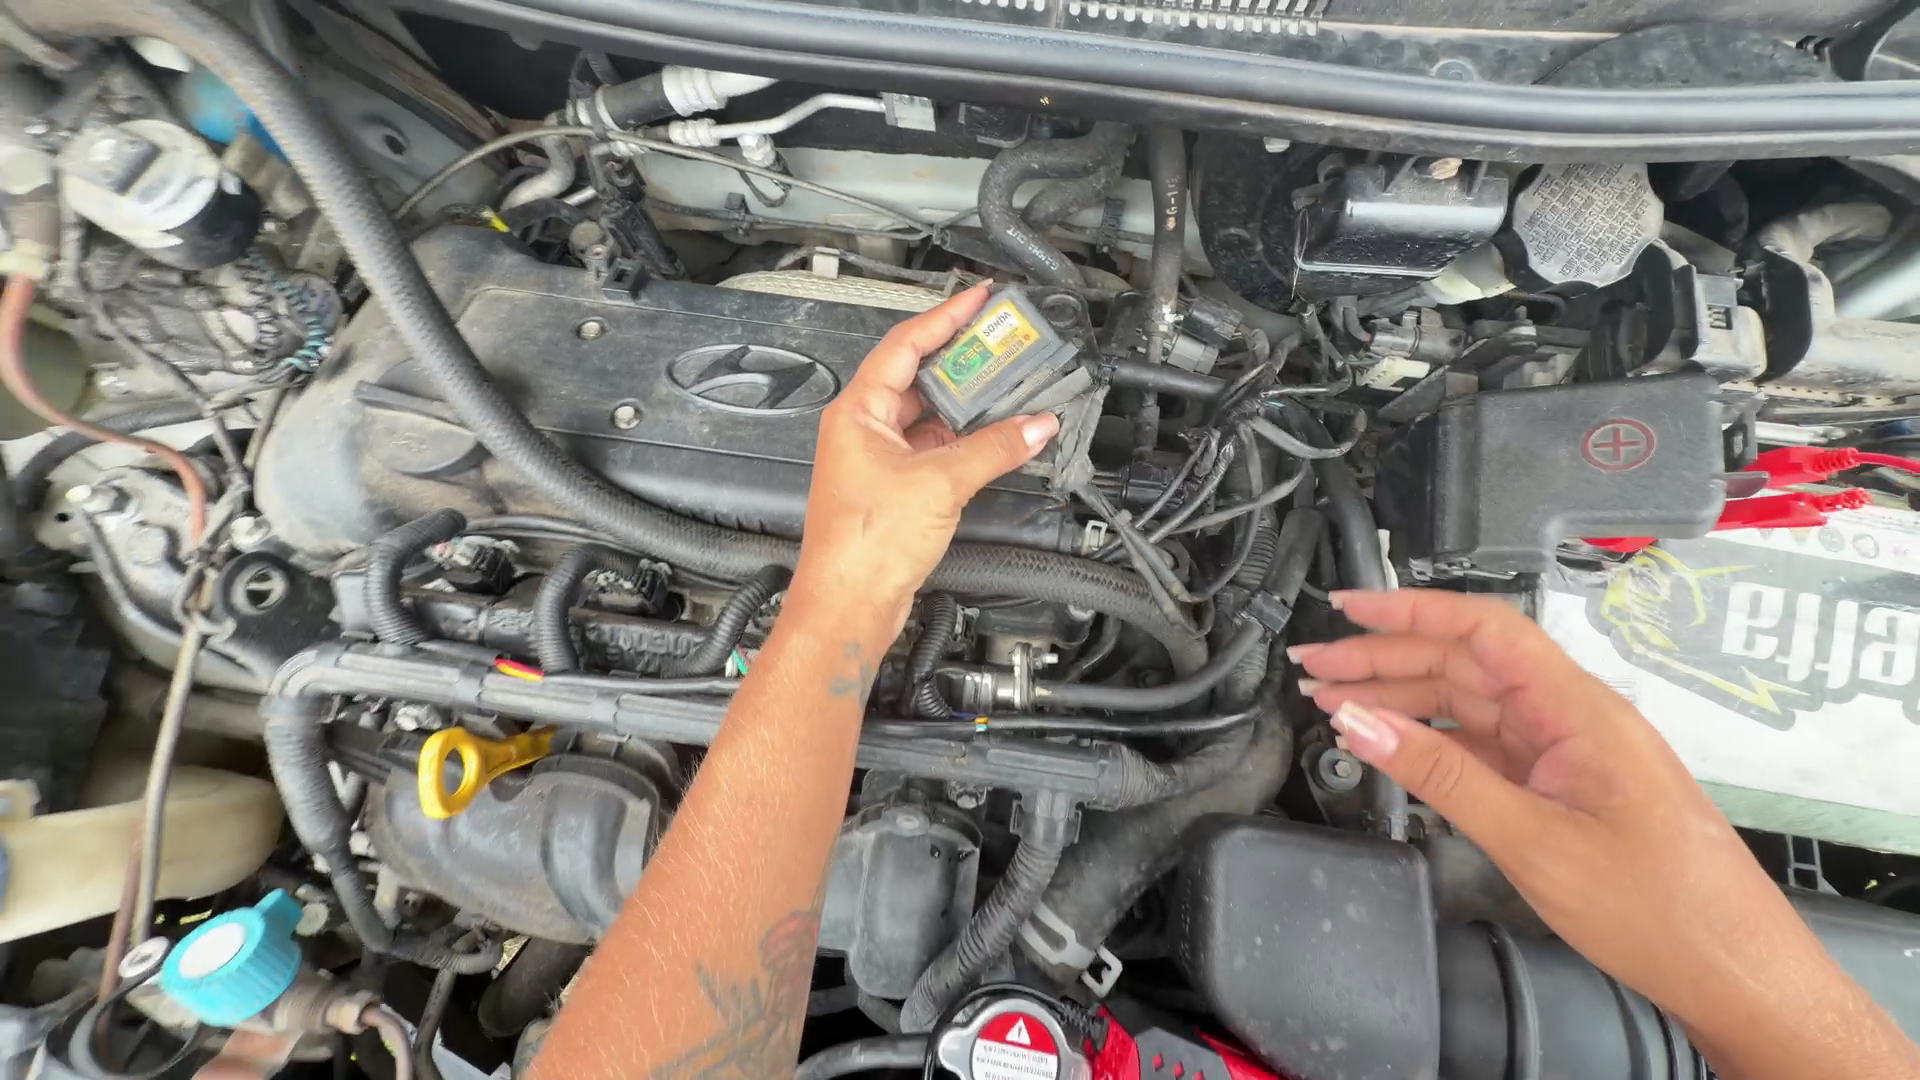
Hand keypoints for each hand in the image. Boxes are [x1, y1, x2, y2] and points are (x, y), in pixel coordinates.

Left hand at [794, 286, 1058, 627]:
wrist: (849, 602)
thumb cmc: (863, 545)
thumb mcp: (940, 484)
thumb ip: (994, 449)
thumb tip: (1033, 426)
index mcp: (858, 412)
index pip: (905, 345)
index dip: (944, 317)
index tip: (976, 300)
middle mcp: (863, 430)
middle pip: (918, 377)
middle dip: (961, 361)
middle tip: (999, 343)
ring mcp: (878, 459)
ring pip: (928, 416)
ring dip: (965, 405)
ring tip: (1005, 387)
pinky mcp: (893, 487)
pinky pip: (933, 449)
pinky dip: (963, 441)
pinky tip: (991, 438)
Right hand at [1294, 590, 1919, 1078]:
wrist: (1739, 983)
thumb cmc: (1659, 912)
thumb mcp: (1532, 840)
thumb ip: (1436, 774)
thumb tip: (1357, 723)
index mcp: (1577, 710)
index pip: (1483, 629)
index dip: (1408, 609)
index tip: (1347, 608)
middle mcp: (1565, 715)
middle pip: (1457, 662)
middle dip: (1377, 657)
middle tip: (1311, 667)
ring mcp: (1555, 746)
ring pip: (1457, 699)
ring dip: (1390, 696)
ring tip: (1327, 699)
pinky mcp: (1546, 777)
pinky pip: (1469, 739)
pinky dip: (1418, 736)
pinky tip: (1378, 739)